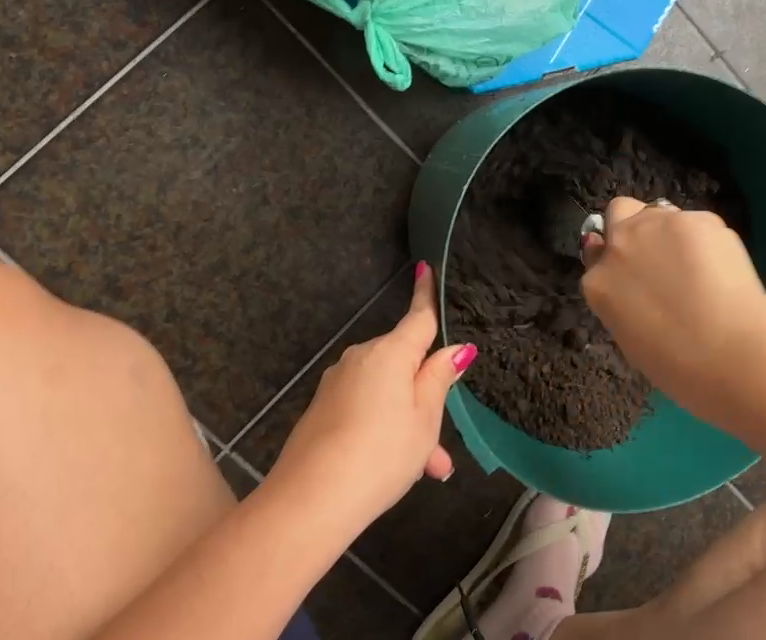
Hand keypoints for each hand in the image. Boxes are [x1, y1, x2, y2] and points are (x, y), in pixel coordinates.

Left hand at [269, 262, 475, 534]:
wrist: (310, 499)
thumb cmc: (380, 454)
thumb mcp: (423, 420)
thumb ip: (438, 379)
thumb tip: (455, 349)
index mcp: (390, 352)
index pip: (418, 316)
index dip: (426, 294)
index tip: (426, 266)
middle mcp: (361, 357)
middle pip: (404, 362)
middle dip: (425, 391)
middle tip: (442, 442)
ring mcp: (338, 381)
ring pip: (386, 392)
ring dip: (407, 420)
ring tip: (426, 468)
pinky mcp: (323, 406)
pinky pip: (365, 407)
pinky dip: (383, 428)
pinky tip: (394, 469)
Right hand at [581, 197, 765, 406]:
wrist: (730, 351)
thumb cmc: (679, 366)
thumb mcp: (631, 338)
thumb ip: (623, 301)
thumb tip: (635, 285)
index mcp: (599, 283)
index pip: (598, 254)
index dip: (619, 261)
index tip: (638, 274)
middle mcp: (621, 244)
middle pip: (620, 210)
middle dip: (634, 224)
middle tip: (661, 254)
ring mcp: (658, 225)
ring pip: (662, 213)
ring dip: (674, 233)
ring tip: (702, 268)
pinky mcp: (697, 218)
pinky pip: (699, 223)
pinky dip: (708, 241)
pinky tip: (724, 269)